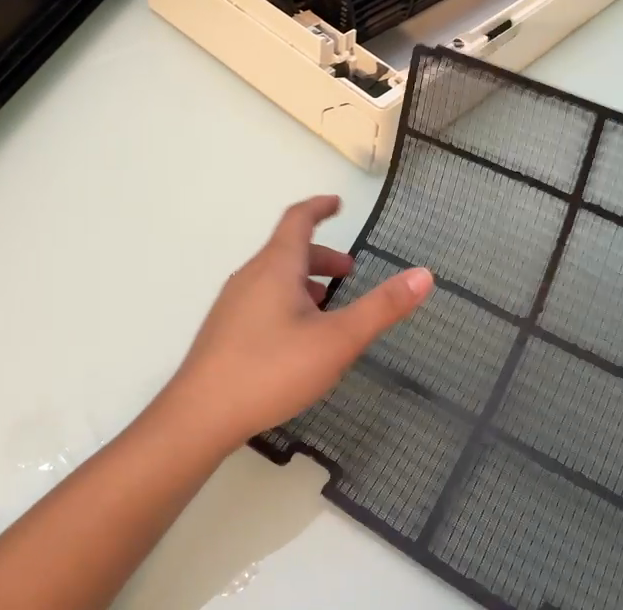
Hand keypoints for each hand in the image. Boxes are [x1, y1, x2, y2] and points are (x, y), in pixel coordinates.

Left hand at [157, 195, 432, 446]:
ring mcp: (232, 306)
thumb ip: (382, 308)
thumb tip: (424, 274)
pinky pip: (262, 302)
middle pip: (288, 251)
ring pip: (274, 279)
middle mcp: (250, 277)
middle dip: (322, 256)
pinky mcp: (223, 334)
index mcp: (276, 266)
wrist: (197, 419)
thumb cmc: (271, 370)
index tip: (338, 203)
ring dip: (305, 283)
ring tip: (329, 310)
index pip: (298, 220)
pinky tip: (298, 341)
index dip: (320, 207)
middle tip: (350, 272)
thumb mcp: (338, 340)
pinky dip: (287, 303)